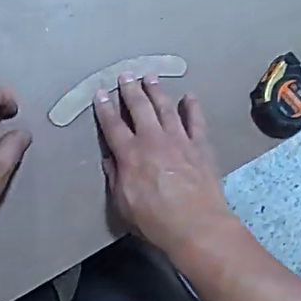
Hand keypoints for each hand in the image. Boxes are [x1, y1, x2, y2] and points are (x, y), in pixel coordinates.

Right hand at [94, 74, 237, 257]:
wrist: (196, 225)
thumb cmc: (155, 220)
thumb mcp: (123, 204)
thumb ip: (116, 178)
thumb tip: (110, 158)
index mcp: (130, 154)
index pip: (113, 125)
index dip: (104, 108)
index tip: (100, 93)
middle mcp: (153, 140)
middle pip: (139, 107)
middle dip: (130, 89)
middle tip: (126, 75)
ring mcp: (179, 140)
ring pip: (165, 108)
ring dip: (157, 91)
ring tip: (151, 77)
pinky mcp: (200, 146)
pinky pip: (196, 121)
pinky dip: (192, 107)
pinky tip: (190, 97)